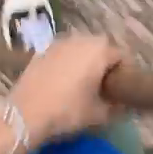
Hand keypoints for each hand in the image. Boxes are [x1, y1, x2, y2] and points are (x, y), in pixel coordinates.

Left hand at [2, 35, 122, 144]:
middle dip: (105, 63)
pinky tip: (64, 81)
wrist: (26, 111)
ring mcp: (59, 42)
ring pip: (80, 48)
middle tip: (106, 86)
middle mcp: (80, 39)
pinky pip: (63, 53)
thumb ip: (117, 108)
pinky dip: (68, 62)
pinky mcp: (42, 49)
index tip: (123, 90)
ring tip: (85, 82)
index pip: (122, 56)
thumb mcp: (99, 114)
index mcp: (99, 50)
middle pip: (101, 47)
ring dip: (86, 60)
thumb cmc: (68, 110)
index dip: (126, 73)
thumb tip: (126, 107)